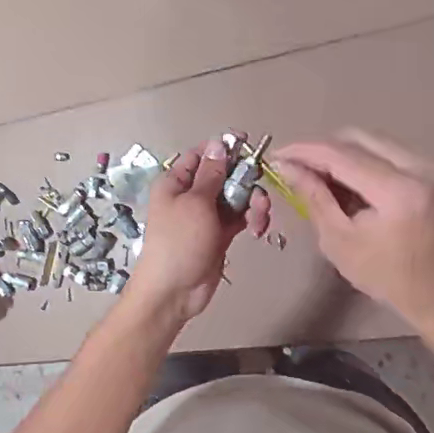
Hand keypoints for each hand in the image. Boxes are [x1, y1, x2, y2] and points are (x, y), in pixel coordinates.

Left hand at [125, 138, 268, 324]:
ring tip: (258, 218)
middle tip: (257, 190)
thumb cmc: (179, 242)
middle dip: (245, 179)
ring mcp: (206, 215)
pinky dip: (252, 219)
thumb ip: (211, 174)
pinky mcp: (219, 233)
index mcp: (175, 182)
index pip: (200, 155)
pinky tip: (258, 229)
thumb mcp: (195, 203)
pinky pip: (241, 217)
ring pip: (237, 196)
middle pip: (225, 174)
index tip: (249, 145)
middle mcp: (190, 195)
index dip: (223, 148)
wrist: (175, 290)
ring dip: (253, 202)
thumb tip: (217, 143)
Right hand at [272, 130, 433, 340]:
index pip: (341, 154)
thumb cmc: (387, 276)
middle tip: (295, 166)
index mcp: (398, 190)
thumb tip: (286, 167)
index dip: (303, 150)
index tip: (277, 155)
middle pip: (359, 138)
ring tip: (317, 176)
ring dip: (342, 154)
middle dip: (322, 148)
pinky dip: (362, 162)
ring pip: (375, 142)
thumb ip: (313, 196)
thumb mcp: (338, 239)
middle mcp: (422, 169)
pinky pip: (390, 154)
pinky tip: (345, 182)